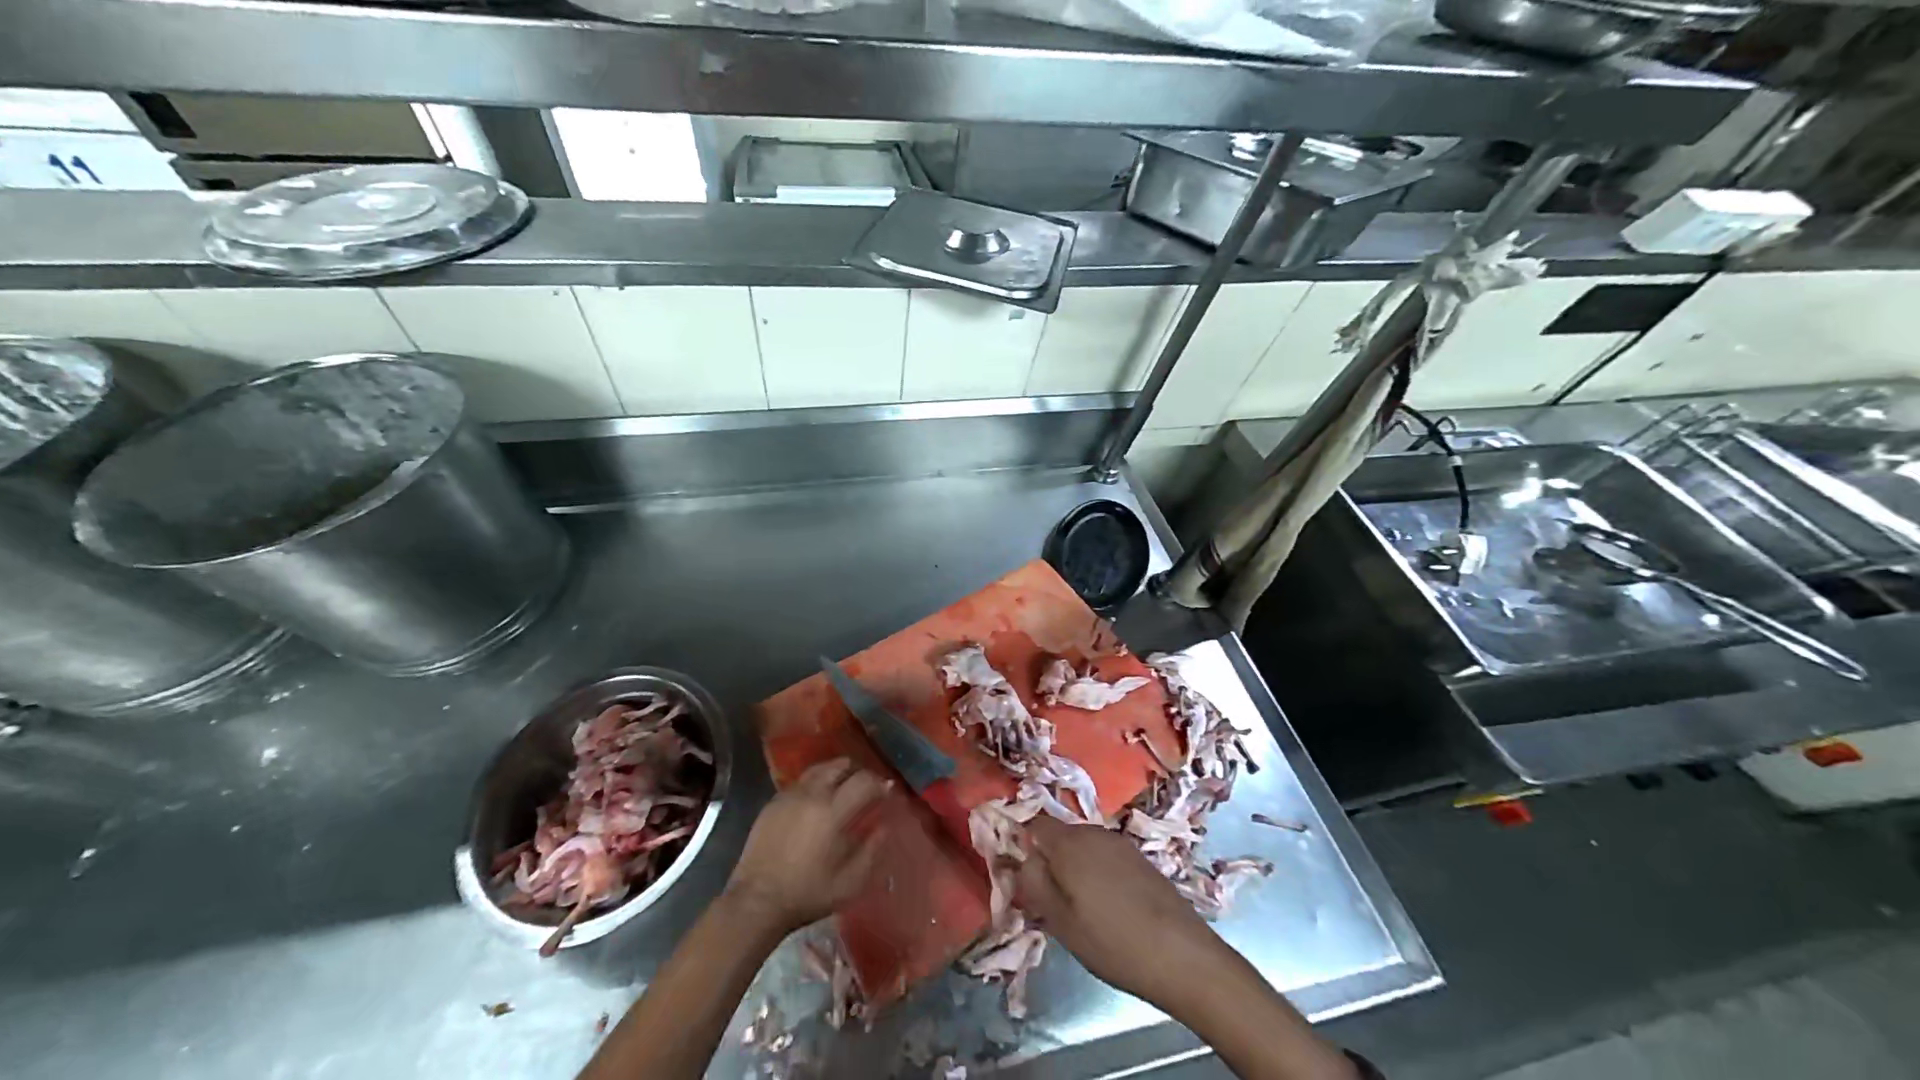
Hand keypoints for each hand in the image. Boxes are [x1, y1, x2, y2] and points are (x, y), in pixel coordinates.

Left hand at [725, 758, 886, 933]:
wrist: (757, 901)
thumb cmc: (808, 893)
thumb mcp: (851, 881)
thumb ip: (872, 850)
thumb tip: (884, 825)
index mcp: (833, 812)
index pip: (864, 781)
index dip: (879, 784)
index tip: (886, 793)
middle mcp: (812, 794)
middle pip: (840, 765)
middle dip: (858, 772)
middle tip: (865, 788)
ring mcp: (789, 796)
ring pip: (818, 769)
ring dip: (835, 773)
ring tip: (842, 789)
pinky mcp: (772, 803)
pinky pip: (800, 782)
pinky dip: (814, 784)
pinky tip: (815, 802)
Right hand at [1013, 815, 1225, 1005]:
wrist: (1182, 955)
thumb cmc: (1111, 941)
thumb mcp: (1059, 920)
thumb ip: (1033, 882)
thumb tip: (1021, 857)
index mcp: (1069, 843)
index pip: (1033, 825)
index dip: (1021, 844)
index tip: (1019, 873)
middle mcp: (1094, 832)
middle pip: (1059, 835)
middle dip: (1048, 859)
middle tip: (1047, 897)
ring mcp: (1121, 844)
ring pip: (1083, 846)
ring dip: (1073, 866)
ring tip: (1077, 906)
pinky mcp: (1141, 859)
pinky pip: (1105, 856)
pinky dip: (1097, 872)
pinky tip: (1106, 906)